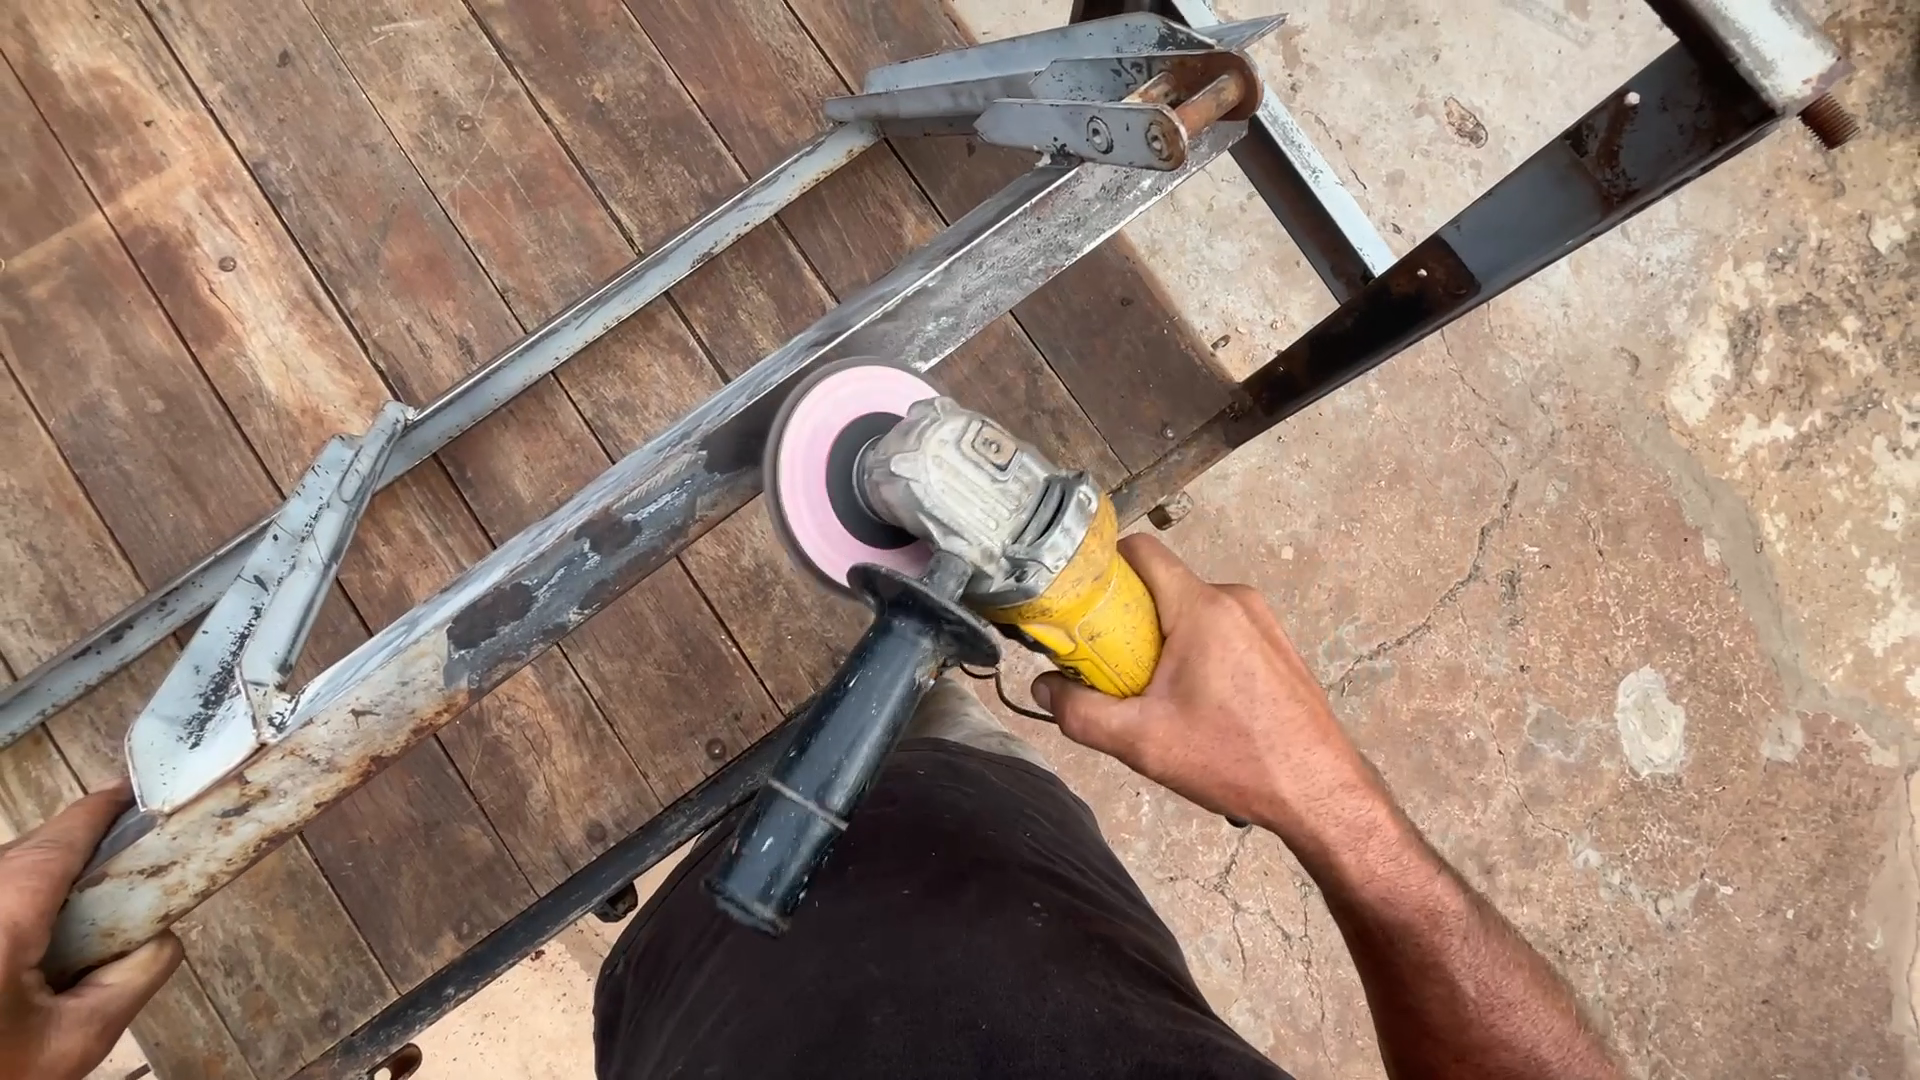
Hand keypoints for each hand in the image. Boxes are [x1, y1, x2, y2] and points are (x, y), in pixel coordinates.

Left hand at [1, 786, 181, 1079]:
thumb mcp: (81, 1040)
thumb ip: (141, 970)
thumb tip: (159, 930)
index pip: (60, 838)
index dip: (105, 808)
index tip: (142, 792)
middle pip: (22, 857)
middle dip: (75, 852)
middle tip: (124, 869)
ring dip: (35, 884)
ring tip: (74, 917)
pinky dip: (9, 910)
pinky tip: (24, 948)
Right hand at [1032, 535, 1388, 848]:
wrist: (1322, 794)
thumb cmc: (1235, 759)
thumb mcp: (1141, 742)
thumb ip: (1079, 712)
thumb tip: (1044, 690)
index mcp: (1202, 607)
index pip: (1141, 550)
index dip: (1102, 566)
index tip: (1080, 604)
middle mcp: (1234, 600)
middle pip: (1160, 585)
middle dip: (1126, 618)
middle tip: (1110, 666)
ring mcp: (1261, 620)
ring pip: (1187, 609)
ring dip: (1160, 639)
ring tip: (1154, 693)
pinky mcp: (1275, 644)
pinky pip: (1217, 629)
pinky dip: (1192, 651)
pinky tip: (1194, 701)